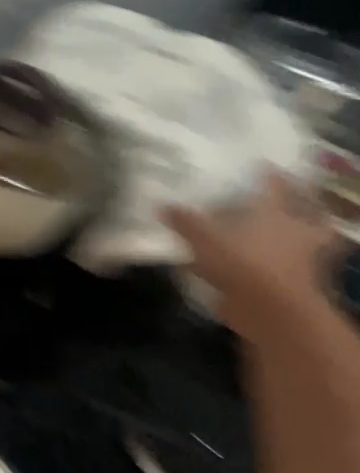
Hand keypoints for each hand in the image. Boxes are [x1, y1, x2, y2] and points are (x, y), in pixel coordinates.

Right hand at [161, 170, 346, 333]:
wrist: (271, 307)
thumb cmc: (240, 261)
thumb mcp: (201, 236)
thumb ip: (184, 220)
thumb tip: (162, 204)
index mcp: (275, 215)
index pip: (275, 188)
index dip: (271, 176)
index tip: (267, 164)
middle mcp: (294, 231)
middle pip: (309, 215)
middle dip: (305, 207)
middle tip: (296, 200)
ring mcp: (300, 258)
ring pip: (303, 240)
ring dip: (294, 236)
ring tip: (277, 232)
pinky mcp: (296, 281)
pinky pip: (286, 264)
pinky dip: (276, 261)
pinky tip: (258, 262)